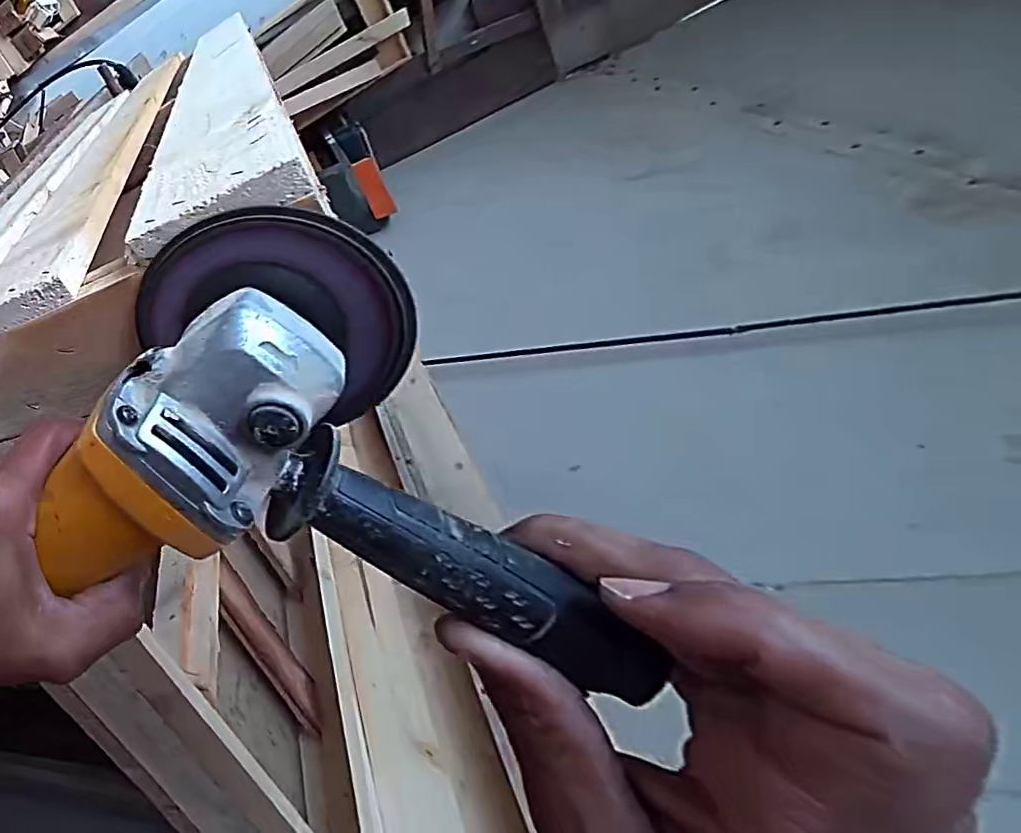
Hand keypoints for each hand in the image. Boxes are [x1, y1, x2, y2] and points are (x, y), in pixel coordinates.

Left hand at [0, 420, 146, 705]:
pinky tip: (36, 539)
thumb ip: (117, 610)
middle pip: (41, 449)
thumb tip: (140, 568)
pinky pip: (3, 479)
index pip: (50, 434)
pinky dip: (27, 497)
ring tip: (70, 530)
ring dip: (52, 486)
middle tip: (100, 508)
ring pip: (23, 464)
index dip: (89, 436)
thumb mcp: (62, 645)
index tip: (114, 462)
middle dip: (77, 470)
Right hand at [438, 515, 994, 832]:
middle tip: (539, 555)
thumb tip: (475, 635)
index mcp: (850, 830)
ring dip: (639, 571)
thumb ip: (550, 739)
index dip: (743, 621)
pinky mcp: (781, 698)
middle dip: (650, 573)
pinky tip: (589, 592)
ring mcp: (829, 725)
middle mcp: (869, 772)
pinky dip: (646, 590)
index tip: (617, 597)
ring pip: (752, 604)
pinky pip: (723, 616)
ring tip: (547, 566)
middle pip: (791, 626)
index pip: (884, 709)